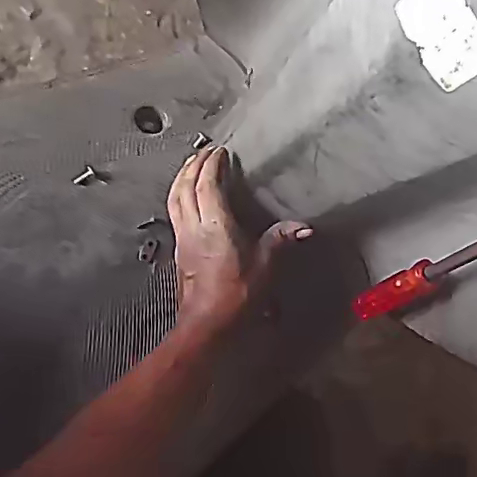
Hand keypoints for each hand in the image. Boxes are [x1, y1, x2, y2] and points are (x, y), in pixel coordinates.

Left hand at [167, 146, 311, 333]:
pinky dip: (180, 197)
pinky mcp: (180, 252)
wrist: (208, 324)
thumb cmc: (236, 295)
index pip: (207, 184)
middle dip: (193, 165)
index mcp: (214, 225)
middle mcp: (193, 227)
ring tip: (191, 169)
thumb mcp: (266, 265)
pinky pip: (175, 213)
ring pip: (174, 199)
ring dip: (181, 179)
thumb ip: (280, 240)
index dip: (212, 164)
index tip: (221, 152)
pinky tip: (188, 201)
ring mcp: (183, 239)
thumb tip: (302, 227)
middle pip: (184, 186)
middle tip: (204, 153)